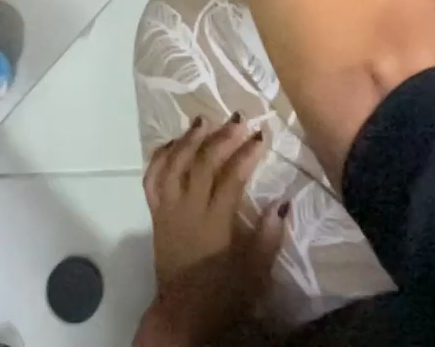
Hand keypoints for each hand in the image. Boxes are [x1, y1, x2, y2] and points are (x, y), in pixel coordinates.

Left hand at [136, 115, 285, 346]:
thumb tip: (282, 202)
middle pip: (202, 163)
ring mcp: (167, 208)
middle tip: (238, 120)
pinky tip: (173, 143)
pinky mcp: (155, 212)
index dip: (246, 155)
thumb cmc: (222, 294)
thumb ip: (268, 237)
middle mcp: (186, 209)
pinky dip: (160, 156)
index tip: (261, 137)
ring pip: (173, 164)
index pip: (231, 178)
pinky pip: (152, 177)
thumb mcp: (254, 273)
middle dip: (221, 139)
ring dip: (188, 139)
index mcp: (213, 223)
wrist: (182, 314)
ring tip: (204, 121)